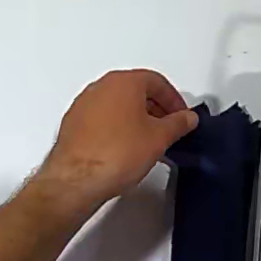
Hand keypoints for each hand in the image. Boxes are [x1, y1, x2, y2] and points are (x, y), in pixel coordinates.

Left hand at [32, 69, 197, 213]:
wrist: (78, 179)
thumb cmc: (113, 154)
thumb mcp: (160, 138)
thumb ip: (178, 124)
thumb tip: (186, 119)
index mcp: (124, 82)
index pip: (157, 81)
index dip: (174, 99)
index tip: (181, 114)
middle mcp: (101, 88)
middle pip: (135, 90)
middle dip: (155, 107)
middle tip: (168, 126)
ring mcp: (84, 105)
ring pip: (117, 104)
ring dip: (135, 118)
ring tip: (148, 141)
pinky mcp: (73, 124)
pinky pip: (102, 119)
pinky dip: (116, 128)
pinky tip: (125, 149)